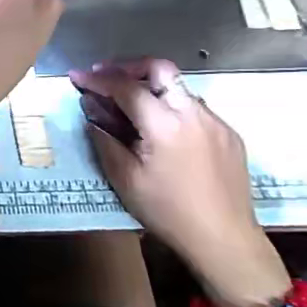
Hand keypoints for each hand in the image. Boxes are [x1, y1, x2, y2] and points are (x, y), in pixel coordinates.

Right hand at [71, 59, 292, 306]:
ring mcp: (215, 121)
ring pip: (179, 88)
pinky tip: (164, 132)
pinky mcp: (229, 134)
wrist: (224, 239)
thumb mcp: (126, 180)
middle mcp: (193, 112)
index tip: (77, 76)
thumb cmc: (168, 212)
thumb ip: (105, 140)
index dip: (98, 79)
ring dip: (153, 88)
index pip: (126, 87)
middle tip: (107, 78)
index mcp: (165, 124)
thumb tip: (91, 113)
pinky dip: (173, 109)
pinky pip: (195, 109)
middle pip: (160, 68)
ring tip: (132, 106)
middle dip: (129, 67)